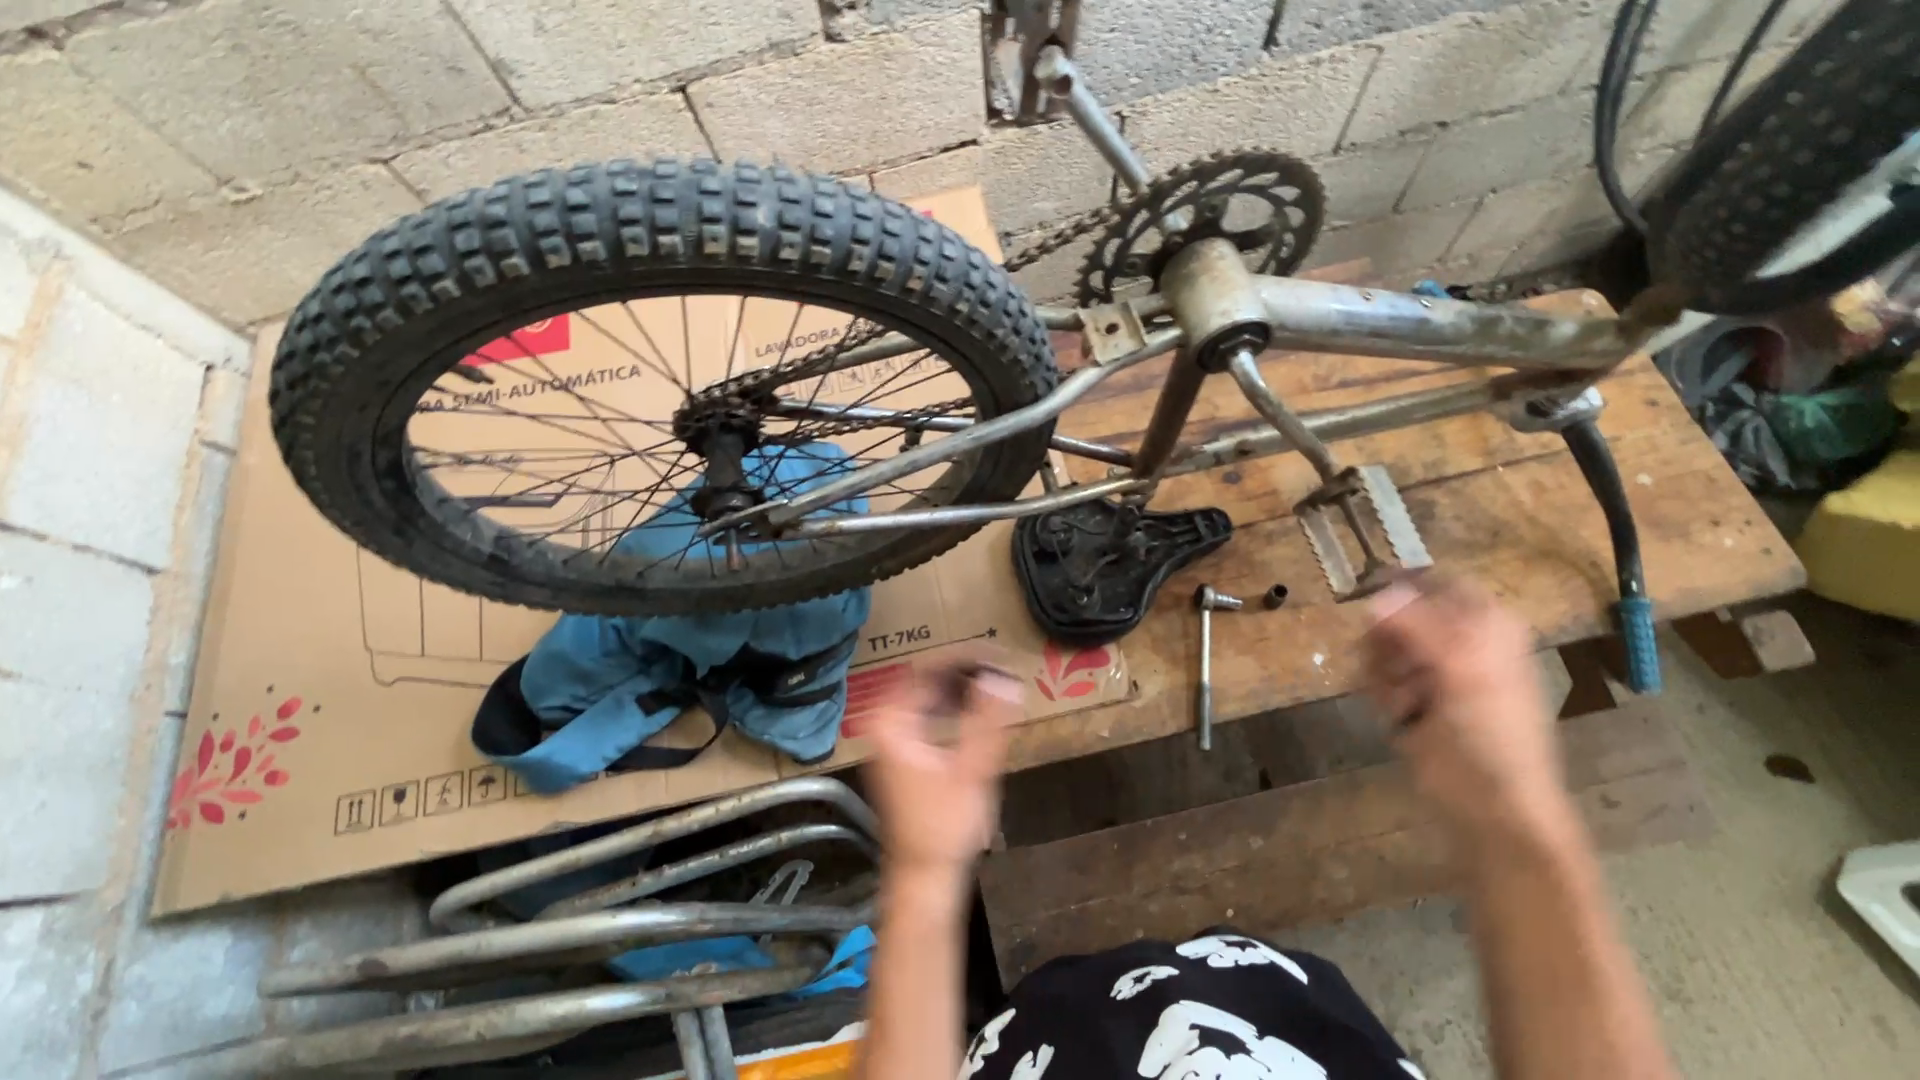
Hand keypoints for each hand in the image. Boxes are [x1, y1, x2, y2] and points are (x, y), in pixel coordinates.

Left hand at [863, 654, 1022, 875]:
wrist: (924, 875)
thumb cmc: (945, 826)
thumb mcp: (973, 769)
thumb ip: (989, 720)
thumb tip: (1004, 677)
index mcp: (890, 723)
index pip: (926, 669)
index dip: (963, 658)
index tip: (995, 654)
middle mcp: (883, 727)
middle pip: (924, 681)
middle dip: (962, 671)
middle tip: (999, 665)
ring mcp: (889, 742)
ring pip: (925, 698)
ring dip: (958, 689)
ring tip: (993, 683)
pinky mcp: (901, 756)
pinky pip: (925, 715)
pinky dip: (950, 709)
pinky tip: (975, 713)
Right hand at [1363, 576, 1570, 846]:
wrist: (1493, 805)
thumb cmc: (1491, 733)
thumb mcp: (1460, 669)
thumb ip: (1417, 626)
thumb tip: (1375, 594)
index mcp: (1486, 625)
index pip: (1437, 584)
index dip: (1403, 586)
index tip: (1366, 594)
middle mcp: (1460, 642)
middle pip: (1400, 613)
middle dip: (1387, 637)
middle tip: (1389, 661)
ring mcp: (1434, 672)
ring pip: (1383, 646)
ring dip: (1381, 669)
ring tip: (1399, 698)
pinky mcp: (1412, 700)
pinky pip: (1377, 678)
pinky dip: (1379, 692)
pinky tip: (1395, 714)